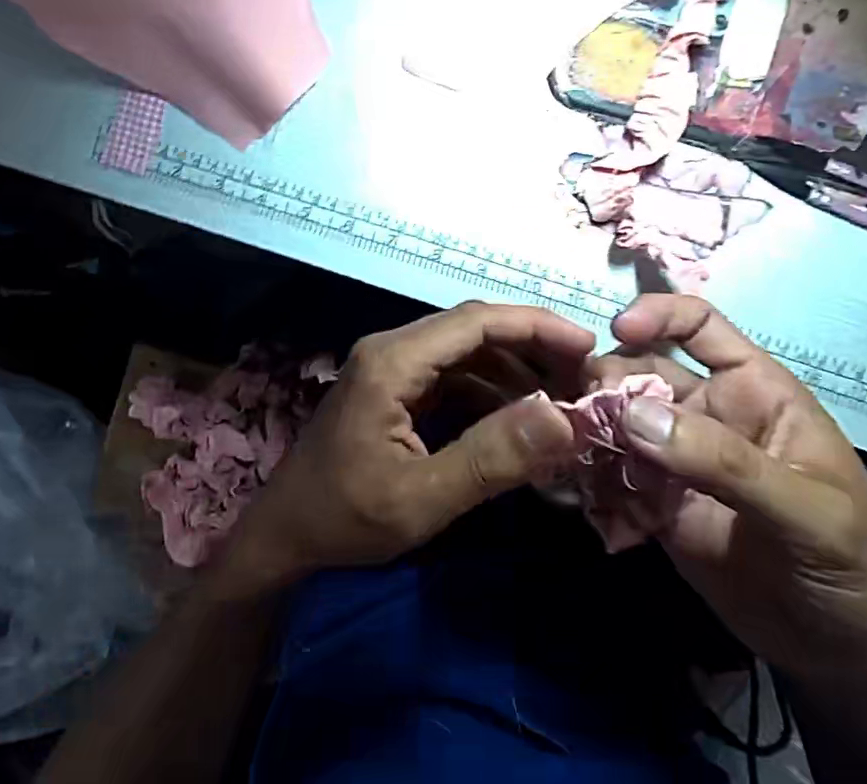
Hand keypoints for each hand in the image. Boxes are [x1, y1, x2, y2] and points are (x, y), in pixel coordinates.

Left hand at [218, 302, 591, 596]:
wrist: (280, 544)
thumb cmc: (342, 521)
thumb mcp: (421, 498)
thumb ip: (491, 457)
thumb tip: (565, 419)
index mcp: (392, 361)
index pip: (477, 321)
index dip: (536, 326)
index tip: (586, 346)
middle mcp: (393, 350)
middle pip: (476, 330)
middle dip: (533, 348)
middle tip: (581, 378)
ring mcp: (393, 369)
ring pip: (469, 353)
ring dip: (517, 372)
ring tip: (561, 401)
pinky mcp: (397, 391)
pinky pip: (456, 378)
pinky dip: (494, 393)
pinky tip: (521, 420)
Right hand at [587, 295, 866, 701]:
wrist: (851, 658)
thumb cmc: (856, 564)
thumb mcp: (806, 510)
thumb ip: (724, 461)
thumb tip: (635, 413)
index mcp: (754, 390)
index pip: (701, 326)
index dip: (659, 314)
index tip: (616, 329)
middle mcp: (709, 415)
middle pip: (643, 373)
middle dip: (607, 383)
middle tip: (576, 411)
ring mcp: (679, 463)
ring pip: (621, 424)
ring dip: (590, 430)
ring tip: (565, 450)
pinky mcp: (659, 509)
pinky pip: (614, 478)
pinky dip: (590, 479)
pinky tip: (574, 491)